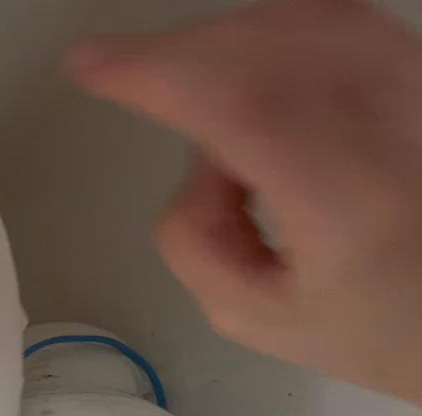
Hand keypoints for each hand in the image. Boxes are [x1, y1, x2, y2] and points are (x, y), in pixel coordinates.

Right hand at [66, 0, 421, 404]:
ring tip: (166, 66)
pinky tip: (232, 54)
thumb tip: (197, 163)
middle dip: (183, 48)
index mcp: (351, 202)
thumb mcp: (246, 312)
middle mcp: (408, 131)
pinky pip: (352, 26)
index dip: (158, 72)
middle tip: (116, 65)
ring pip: (322, 21)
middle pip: (282, 45)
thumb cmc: (372, 323)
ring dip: (226, 35)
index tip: (88, 65)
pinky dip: (275, 28)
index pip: (244, 103)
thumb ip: (195, 238)